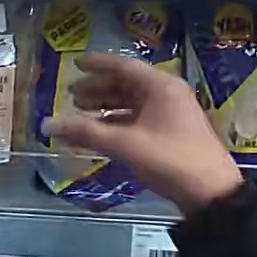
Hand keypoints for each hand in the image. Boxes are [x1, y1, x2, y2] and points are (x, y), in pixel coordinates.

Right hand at [42, 51, 243, 214]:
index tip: (75, 63)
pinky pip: (136, 118)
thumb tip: (46, 124)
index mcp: (160, 86)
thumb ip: (84, 132)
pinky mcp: (170, 132)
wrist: (211, 193)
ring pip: (131, 102)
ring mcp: (170, 113)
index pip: (123, 66)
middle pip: (126, 84)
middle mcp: (166, 94)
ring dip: (105, 106)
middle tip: (71, 95)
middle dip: (97, 89)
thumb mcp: (123, 144)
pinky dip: (116, 122)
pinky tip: (98, 132)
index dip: (97, 64)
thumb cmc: (168, 159)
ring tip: (79, 113)